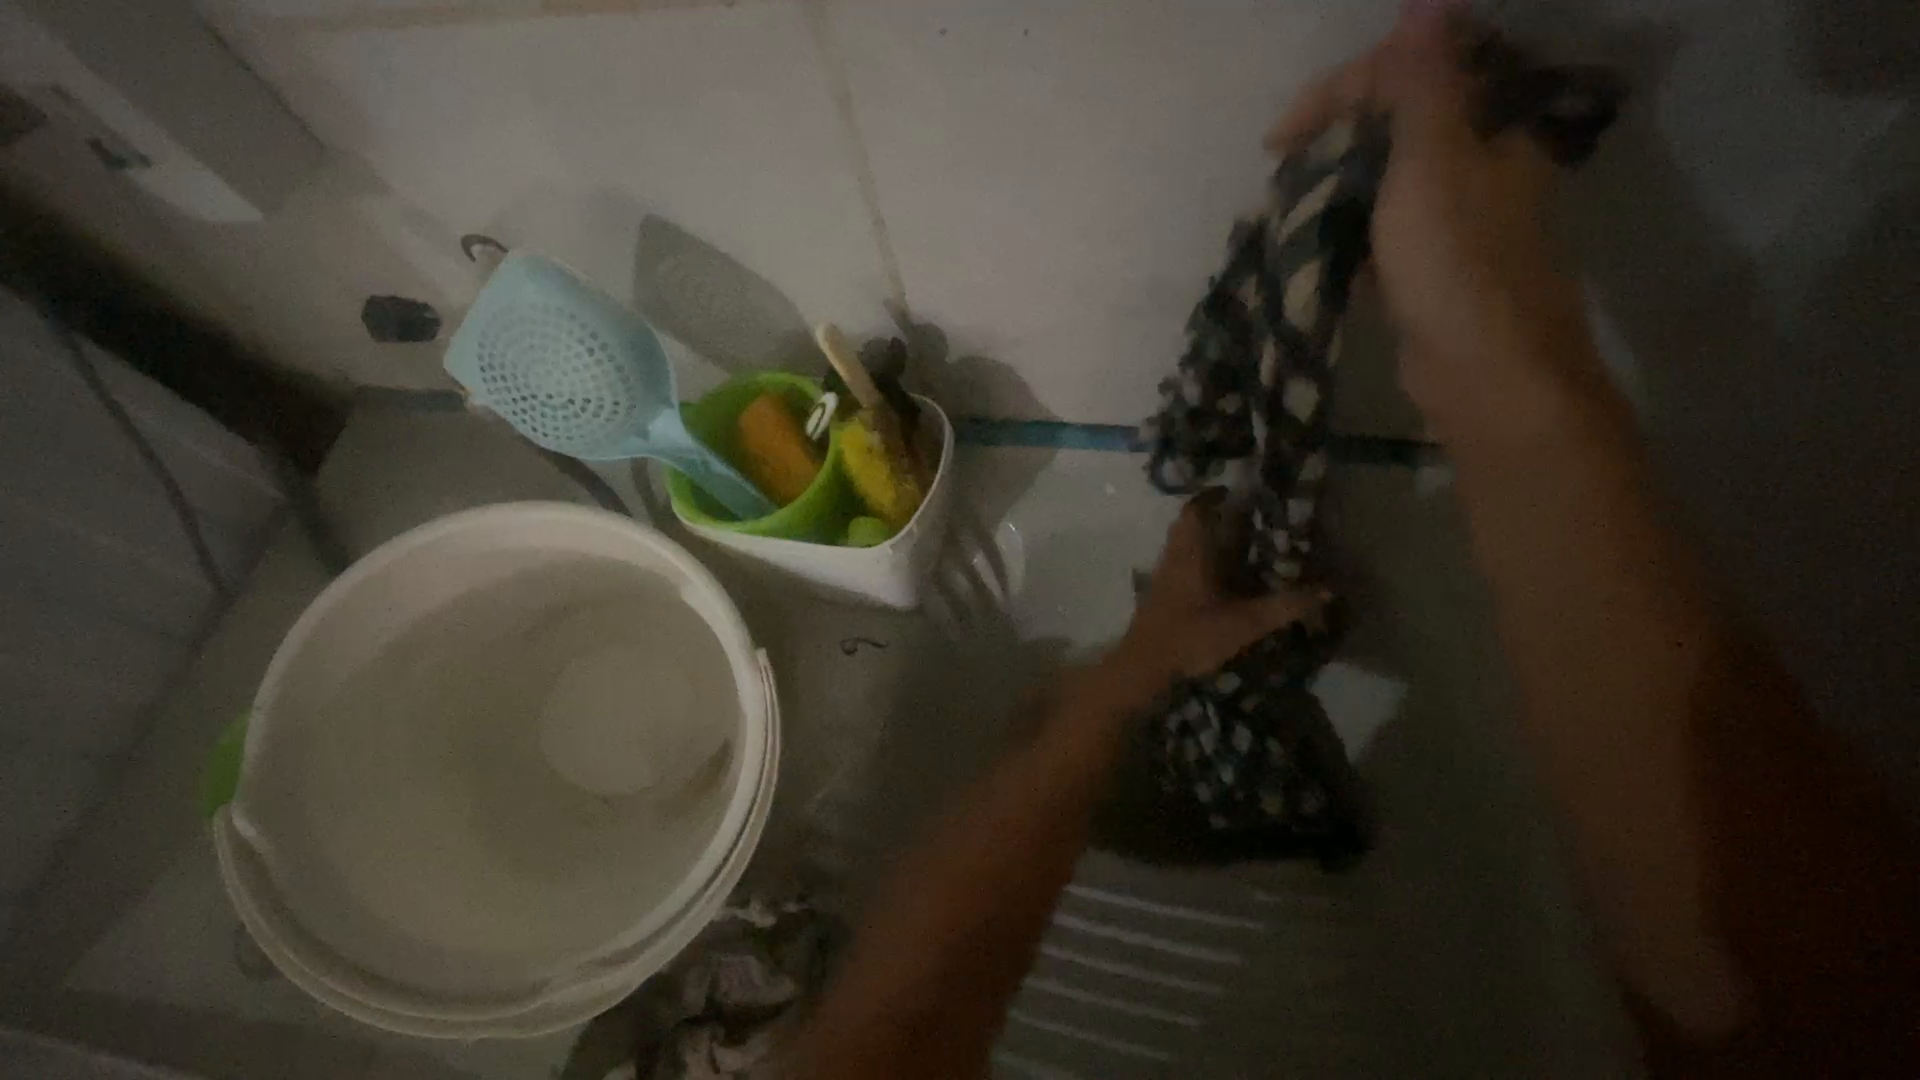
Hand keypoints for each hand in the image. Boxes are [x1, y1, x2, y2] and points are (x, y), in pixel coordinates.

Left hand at [1100, 492, 1328, 708]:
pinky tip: (1222, 577)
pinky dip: (1201, 559)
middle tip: (1248, 517)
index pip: (1197, 508)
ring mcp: (1164, 573)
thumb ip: (1286, 606)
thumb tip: (1329, 589)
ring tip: (1242, 543)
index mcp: (1191, 552)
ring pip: (1184, 543)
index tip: (1242, 492)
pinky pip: (1182, 562)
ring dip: (1208, 538)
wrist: (1144, 666)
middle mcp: (1174, 555)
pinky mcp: (1161, 592)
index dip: (1215, 495)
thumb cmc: (1191, 637)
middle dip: (1216, 516)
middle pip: (1190, 523)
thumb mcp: (1245, 623)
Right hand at [1267, 0, 1595, 427]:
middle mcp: (1476, 166)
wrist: (1482, 369)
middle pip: (1395, 130)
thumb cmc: (1453, 262)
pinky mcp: (1430, 271)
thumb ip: (1421, 85)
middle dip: (1331, 143)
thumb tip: (1425, 1)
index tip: (1277, 141)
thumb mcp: (1432, 161)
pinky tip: (1315, 252)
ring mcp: (1453, 222)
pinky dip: (1345, 236)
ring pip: (1384, 185)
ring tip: (1286, 213)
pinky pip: (1380, 235)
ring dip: (1333, 191)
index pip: (1406, 80)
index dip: (1337, 95)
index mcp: (1485, 129)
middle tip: (1281, 173)